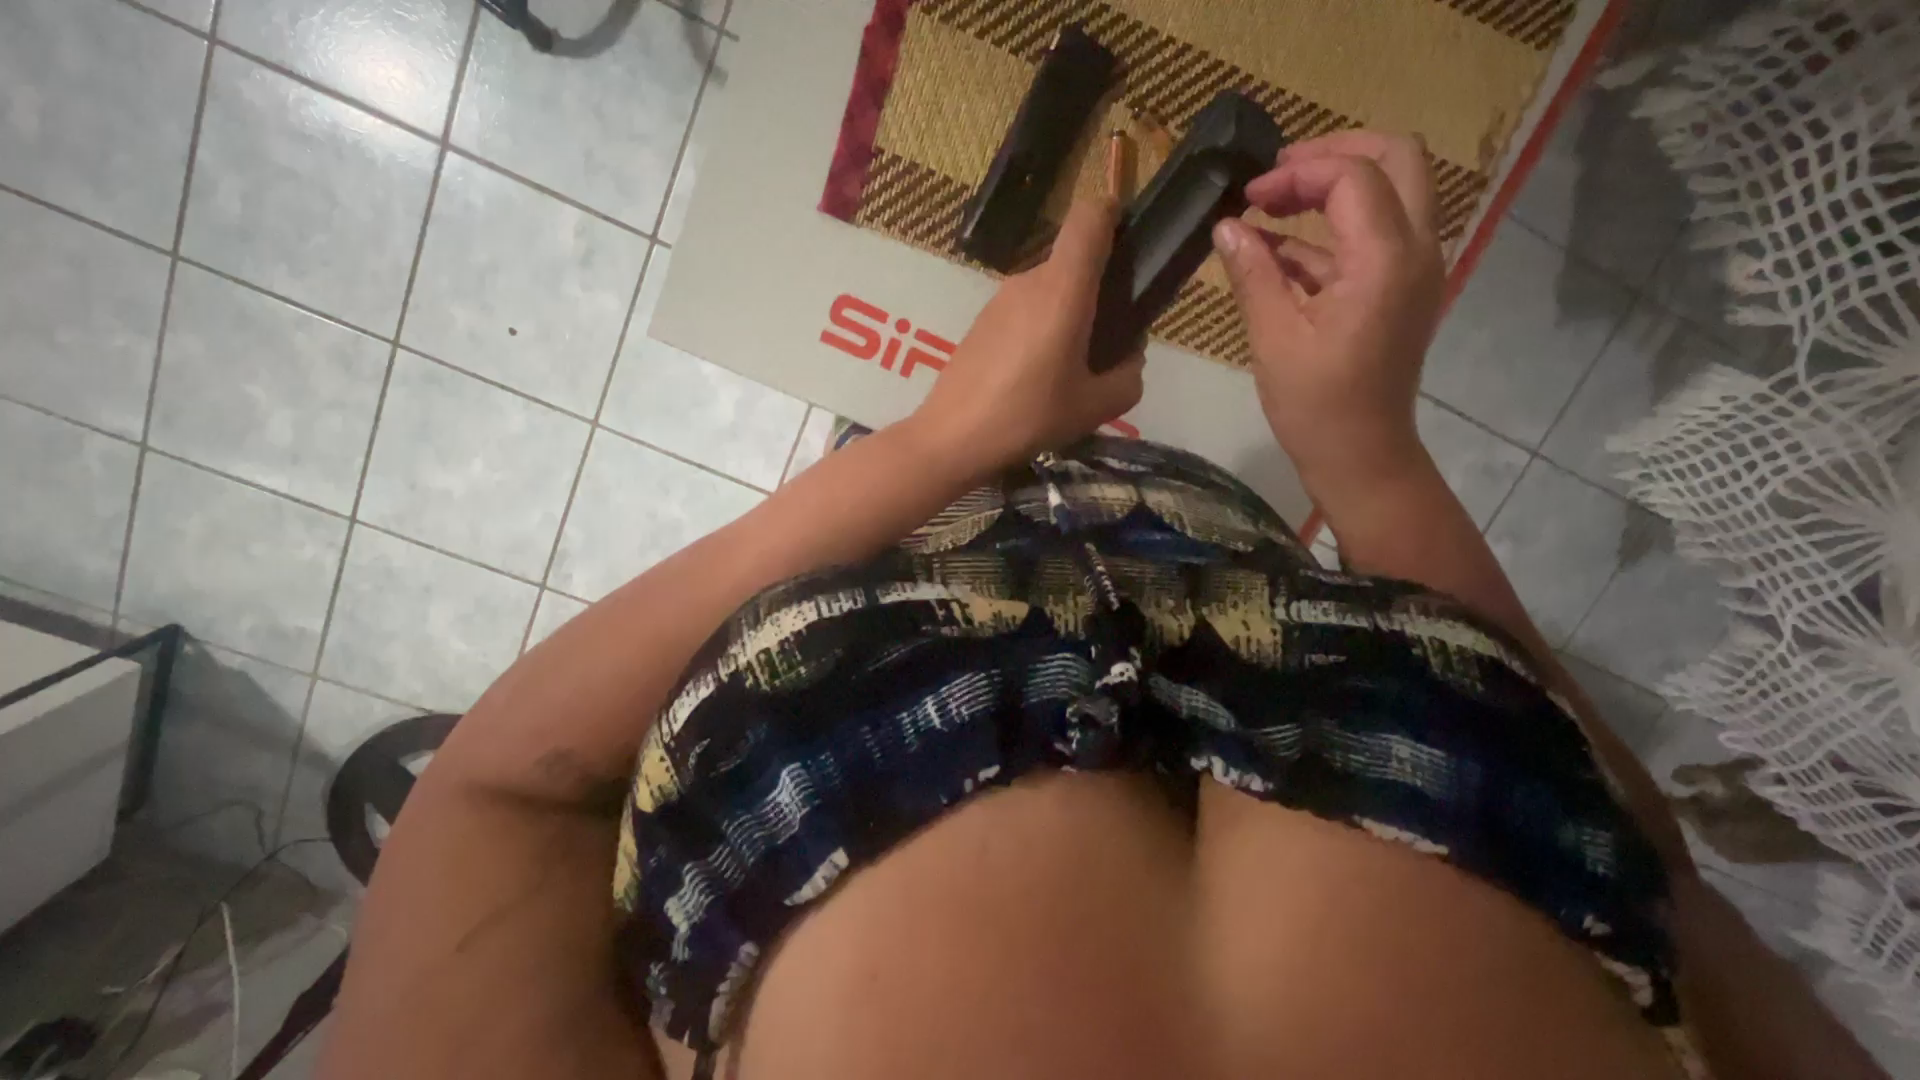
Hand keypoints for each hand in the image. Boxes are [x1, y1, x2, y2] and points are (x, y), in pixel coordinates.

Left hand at [909, 193, 1145, 476]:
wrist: (952, 438)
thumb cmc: (1028, 417)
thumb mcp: (1095, 407)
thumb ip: (1128, 377)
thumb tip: (1130, 358)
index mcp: (1063, 289)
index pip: (1089, 218)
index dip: (1113, 215)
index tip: (1129, 239)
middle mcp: (1030, 281)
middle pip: (1073, 261)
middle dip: (1098, 286)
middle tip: (1111, 336)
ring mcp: (1000, 300)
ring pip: (1049, 289)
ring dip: (1068, 313)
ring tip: (1073, 367)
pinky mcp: (981, 322)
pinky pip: (1025, 310)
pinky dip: (1041, 329)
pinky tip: (1038, 376)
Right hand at [1212, 131, 1446, 510]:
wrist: (1362, 456)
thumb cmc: (1315, 404)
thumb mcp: (1273, 337)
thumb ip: (1253, 272)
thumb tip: (1225, 227)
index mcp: (1386, 259)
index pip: (1352, 176)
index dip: (1296, 175)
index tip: (1248, 199)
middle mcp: (1418, 249)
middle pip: (1398, 157)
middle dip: (1334, 153)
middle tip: (1278, 175)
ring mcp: (1418, 267)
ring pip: (1395, 188)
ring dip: (1338, 184)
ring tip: (1274, 204)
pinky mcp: (1405, 286)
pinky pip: (1380, 231)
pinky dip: (1336, 225)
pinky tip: (1280, 248)